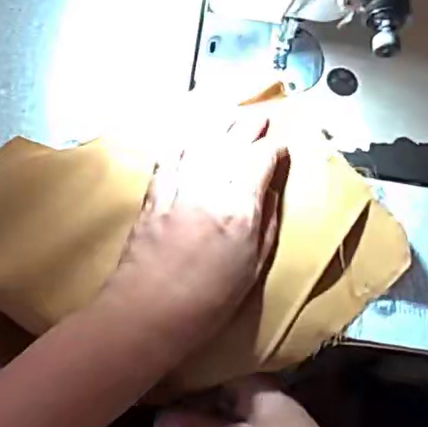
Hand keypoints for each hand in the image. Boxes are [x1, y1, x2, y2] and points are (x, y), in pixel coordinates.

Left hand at [97, 115, 284, 337]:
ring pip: (199, 144)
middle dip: (247, 128)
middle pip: (230, 144)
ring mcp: (176, 189)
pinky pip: (169, 158)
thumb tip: (272, 188)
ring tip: (229, 116)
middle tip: (259, 119)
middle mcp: (207, 189)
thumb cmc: (209, 300)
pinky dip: (181, 142)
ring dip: (217, 127)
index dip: (272, 149)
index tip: (279, 147)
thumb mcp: (254, 265)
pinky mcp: (153, 195)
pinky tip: (188, 134)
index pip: (260, 160)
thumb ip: (266, 220)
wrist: (148, 311)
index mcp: (238, 209)